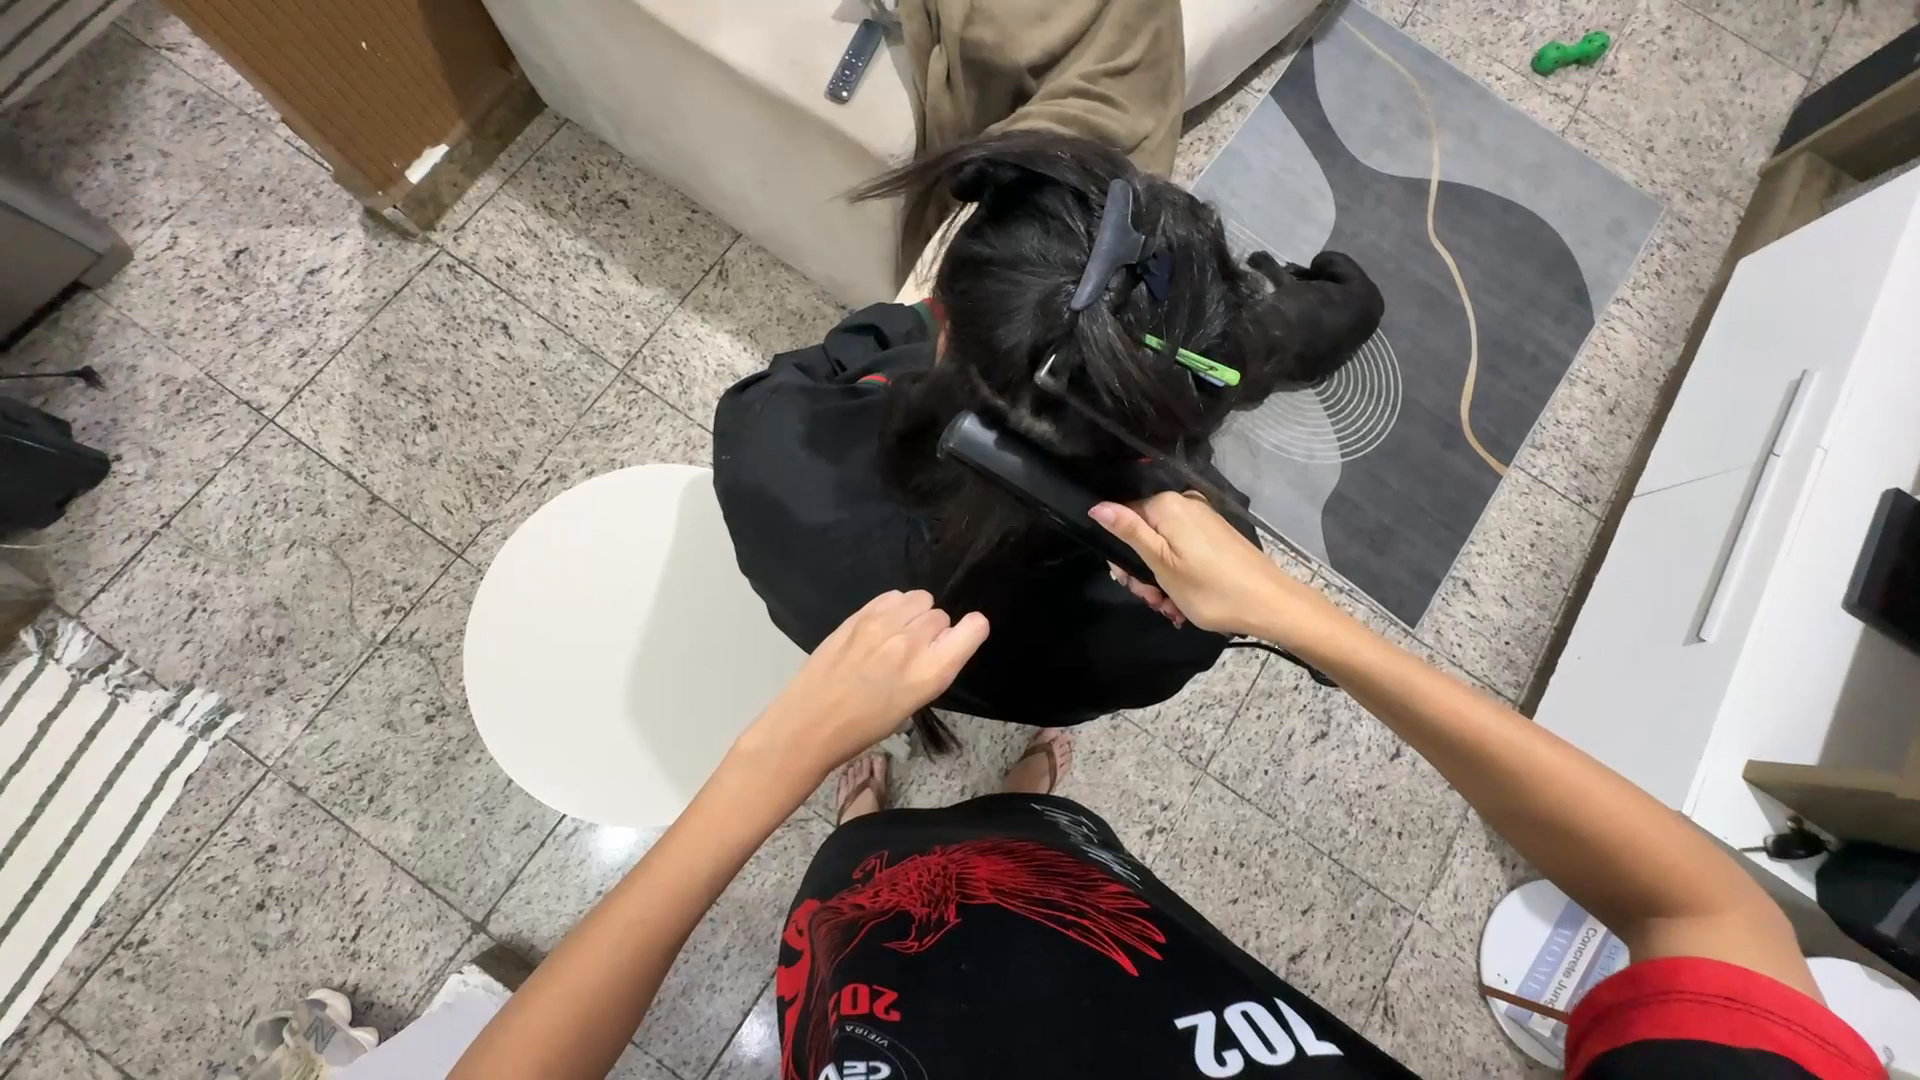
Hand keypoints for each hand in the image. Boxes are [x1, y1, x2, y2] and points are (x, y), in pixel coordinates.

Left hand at [735, 590, 988, 779]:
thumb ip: (934, 666)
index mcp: (931, 672)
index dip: (970, 631)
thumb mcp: (914, 703)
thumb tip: (942, 640)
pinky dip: (893, 607)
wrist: (810, 723)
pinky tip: (879, 628)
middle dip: (934, 630)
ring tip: (896, 635)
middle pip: (942, 615)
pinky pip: (893, 595)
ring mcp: (883, 625)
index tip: (957, 641)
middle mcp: (912, 643)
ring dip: (914, 613)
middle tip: (913, 652)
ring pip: (920, 598)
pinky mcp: (859, 615)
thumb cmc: (865, 725)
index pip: (974, 628)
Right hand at [1090, 492, 1318, 639]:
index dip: (1122, 554)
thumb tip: (1096, 506)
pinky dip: (1179, 576)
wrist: (1270, 604)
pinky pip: (1184, 551)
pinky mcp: (1216, 536)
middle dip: (1143, 571)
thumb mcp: (1161, 564)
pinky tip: (1185, 600)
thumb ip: (1129, 532)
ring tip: (1171, 606)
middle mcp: (1185, 505)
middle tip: (1154, 600)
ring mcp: (1203, 520)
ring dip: (1160, 580)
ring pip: (1163, 548)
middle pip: (1144, 535)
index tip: (1131, 584)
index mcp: (1167, 506)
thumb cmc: (1209, 588)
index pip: (1124, 519)